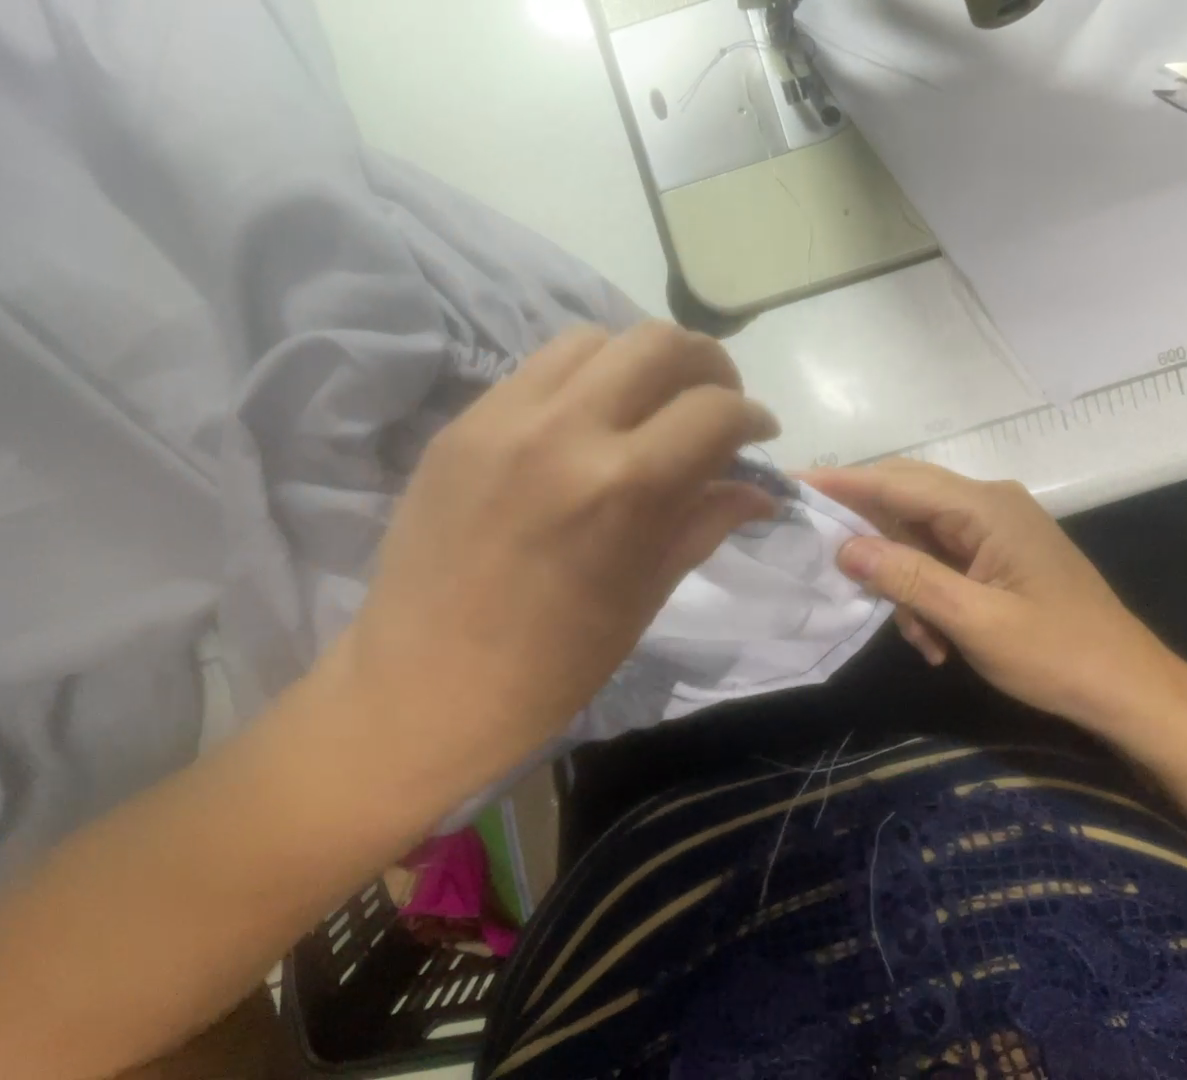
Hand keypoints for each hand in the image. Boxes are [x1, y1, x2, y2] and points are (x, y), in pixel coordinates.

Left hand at [325, 322, 779, 784]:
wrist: (427, 686)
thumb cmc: (555, 663)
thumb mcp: (646, 594)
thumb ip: (704, 523)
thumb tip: (760, 491)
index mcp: (623, 487)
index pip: (715, 411)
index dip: (753, 416)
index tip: (759, 435)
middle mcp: (565, 429)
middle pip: (660, 343)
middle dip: (709, 366)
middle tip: (716, 405)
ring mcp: (503, 418)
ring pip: (595, 339)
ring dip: (642, 362)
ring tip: (650, 407)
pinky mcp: (462, 423)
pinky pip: (538, 370)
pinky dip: (584, 380)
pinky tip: (588, 424)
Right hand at [804, 461, 1186, 728]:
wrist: (1126, 687)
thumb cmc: (1056, 655)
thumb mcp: (974, 621)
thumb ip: (908, 579)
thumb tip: (846, 547)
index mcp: (987, 508)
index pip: (898, 482)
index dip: (842, 483)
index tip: (792, 483)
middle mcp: (990, 505)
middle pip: (906, 501)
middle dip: (871, 540)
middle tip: (830, 567)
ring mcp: (997, 530)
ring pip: (921, 538)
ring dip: (906, 584)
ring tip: (919, 639)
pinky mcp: (1000, 556)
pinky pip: (944, 561)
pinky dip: (929, 596)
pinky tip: (938, 642)